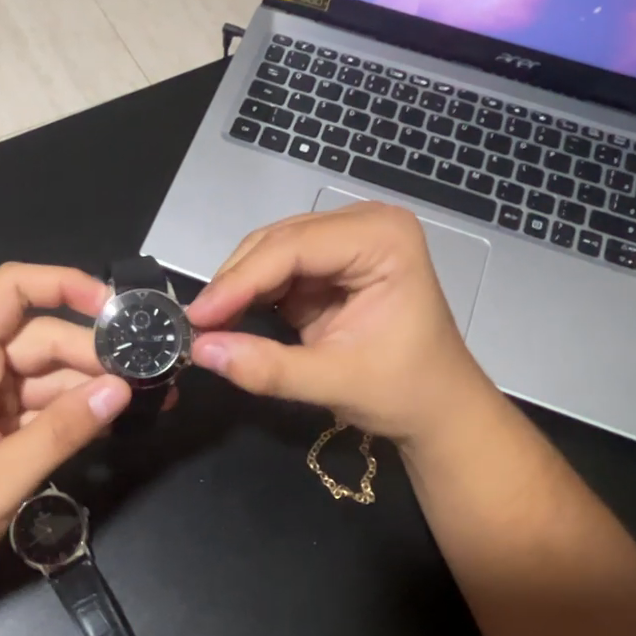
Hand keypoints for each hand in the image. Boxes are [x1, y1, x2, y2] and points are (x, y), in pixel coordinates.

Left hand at [0, 264, 130, 603]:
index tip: (116, 309)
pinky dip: (71, 413)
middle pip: (38, 336)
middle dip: (92, 352)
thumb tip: (122, 389)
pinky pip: (37, 406)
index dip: (64, 284)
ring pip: (44, 373)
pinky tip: (113, 421)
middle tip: (153, 376)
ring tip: (150, 398)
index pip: (10, 290)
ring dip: (90, 385)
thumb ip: (62, 431)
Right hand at [185, 203, 497, 448]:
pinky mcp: (329, 265)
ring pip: (270, 253)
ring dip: (238, 288)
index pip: (294, 248)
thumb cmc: (405, 392)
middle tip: (197, 324)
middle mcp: (364, 225)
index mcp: (382, 238)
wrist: (439, 410)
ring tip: (209, 324)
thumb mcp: (336, 382)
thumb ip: (268, 368)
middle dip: (235, 283)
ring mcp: (346, 241)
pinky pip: (276, 271)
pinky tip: (230, 319)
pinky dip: (250, 295)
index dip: (240, 281)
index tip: (198, 317)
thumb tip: (201, 351)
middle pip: (278, 242)